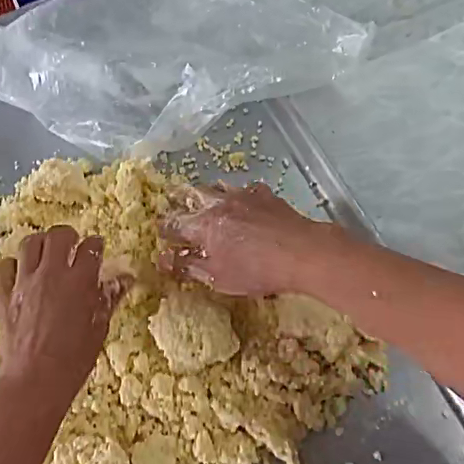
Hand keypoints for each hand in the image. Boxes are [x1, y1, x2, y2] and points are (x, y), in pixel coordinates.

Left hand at [0, 226, 126, 413]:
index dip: (95, 244)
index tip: (96, 247)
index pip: (90, 248)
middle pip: (58, 235)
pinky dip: (12, 266)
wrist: (34, 381)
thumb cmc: (73, 361)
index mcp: (78, 282)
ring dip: (40, 243)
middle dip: (67, 235)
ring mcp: (25, 282)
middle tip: (71, 245)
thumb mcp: (98, 330)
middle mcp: (51, 274)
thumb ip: (108, 300)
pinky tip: (20, 274)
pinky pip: (4, 267)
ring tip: (46, 253)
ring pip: (29, 243)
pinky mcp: (5, 294)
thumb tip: (125, 279)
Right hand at [158, 182, 351, 296]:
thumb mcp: (218, 277)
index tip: (160, 232)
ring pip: (216, 187)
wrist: (302, 252)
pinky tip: (244, 203)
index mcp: (202, 225)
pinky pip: (244, 189)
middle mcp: (217, 204)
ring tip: (206, 199)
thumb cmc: (257, 271)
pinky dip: (238, 195)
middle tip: (175, 203)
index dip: (163, 228)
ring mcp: (241, 196)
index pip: (173, 223)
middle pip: (190, 195)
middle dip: (179, 199)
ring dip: (207, 193)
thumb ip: (188, 266)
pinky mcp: (263, 194)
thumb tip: (163, 259)